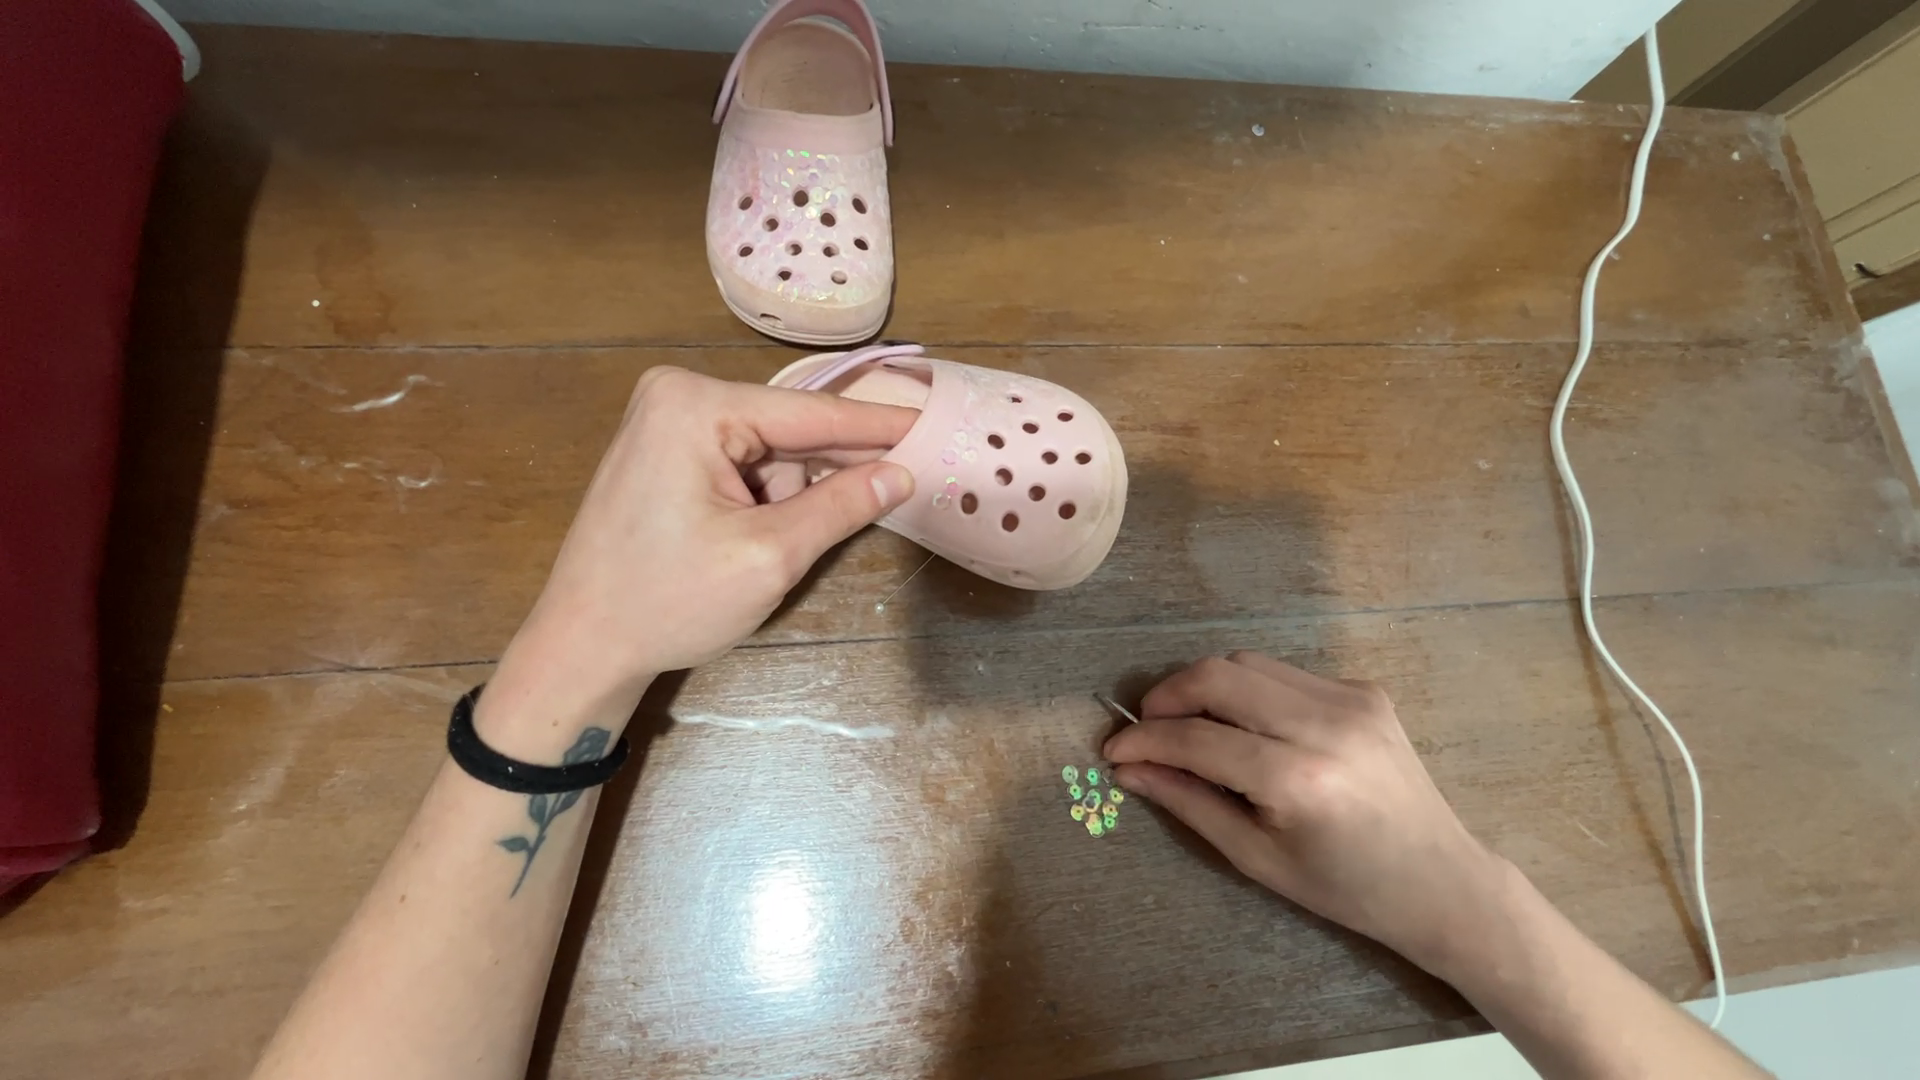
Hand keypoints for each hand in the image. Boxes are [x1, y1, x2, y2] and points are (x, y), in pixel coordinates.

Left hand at [486, 367, 914, 741]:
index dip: (879, 424)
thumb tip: (902, 472)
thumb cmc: (669, 602)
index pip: (812, 413)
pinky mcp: (666, 452)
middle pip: (790, 433)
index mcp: (696, 406)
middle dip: (825, 476)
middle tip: (877, 498)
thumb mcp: (770, 555)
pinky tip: (746, 541)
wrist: (582, 647)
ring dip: (788, 501)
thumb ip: (841, 506)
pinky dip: (765, 502)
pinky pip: (744, 466)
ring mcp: (667, 423)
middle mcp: (679, 397)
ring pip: (771, 455)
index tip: (931, 421)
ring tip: (757, 550)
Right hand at [1104, 652, 1507, 976]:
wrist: (1442, 881)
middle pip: (1215, 676)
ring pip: (1243, 662)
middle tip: (1147, 727)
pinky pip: (1279, 672)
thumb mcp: (1254, 856)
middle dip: (1166, 697)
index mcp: (1298, 779)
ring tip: (1189, 723)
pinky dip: (1245, 690)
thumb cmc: (1343, 886)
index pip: (1196, 738)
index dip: (1145, 739)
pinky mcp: (1362, 688)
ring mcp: (1348, 699)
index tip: (1114, 748)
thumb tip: (1127, 767)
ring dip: (1202, 687)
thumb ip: (1186, 802)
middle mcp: (1324, 724)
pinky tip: (1246, 725)